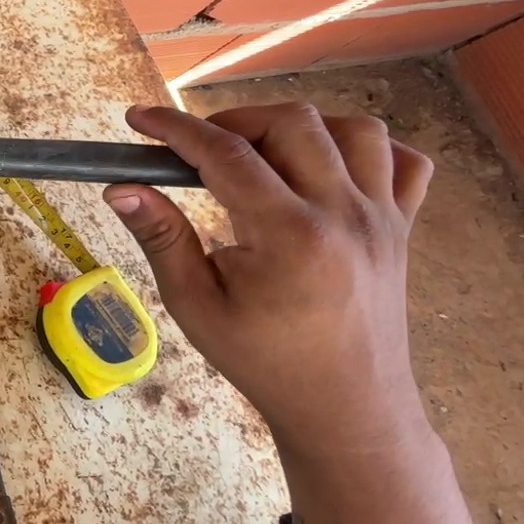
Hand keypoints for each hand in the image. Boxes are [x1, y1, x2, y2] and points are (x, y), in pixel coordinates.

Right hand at [105, 102, 472, 523]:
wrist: (346, 405)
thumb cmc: (259, 358)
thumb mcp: (192, 302)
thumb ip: (160, 236)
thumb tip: (119, 188)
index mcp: (288, 234)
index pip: (226, 154)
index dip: (175, 128)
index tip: (138, 118)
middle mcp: (344, 213)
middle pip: (292, 124)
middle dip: (231, 121)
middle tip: (194, 148)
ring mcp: (384, 217)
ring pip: (353, 129)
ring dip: (296, 127)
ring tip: (256, 152)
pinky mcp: (404, 227)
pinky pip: (404, 160)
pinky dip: (362, 147)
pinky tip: (323, 165)